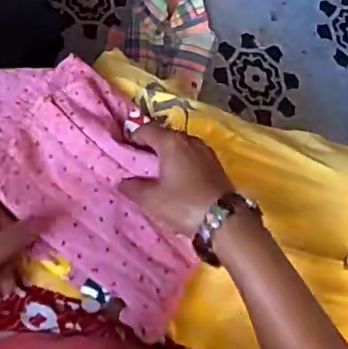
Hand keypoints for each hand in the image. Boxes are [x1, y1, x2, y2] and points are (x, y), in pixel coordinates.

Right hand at [120, 121, 234, 234]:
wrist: (224, 218)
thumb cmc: (183, 204)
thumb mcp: (151, 200)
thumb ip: (133, 187)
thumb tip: (123, 181)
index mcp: (171, 141)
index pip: (146, 129)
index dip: (133, 136)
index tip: (124, 146)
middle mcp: (188, 138)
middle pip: (164, 134)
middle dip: (150, 143)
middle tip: (138, 157)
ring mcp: (204, 149)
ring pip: (180, 143)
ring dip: (167, 151)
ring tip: (157, 167)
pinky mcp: (215, 162)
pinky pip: (191, 153)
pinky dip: (181, 159)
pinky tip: (177, 174)